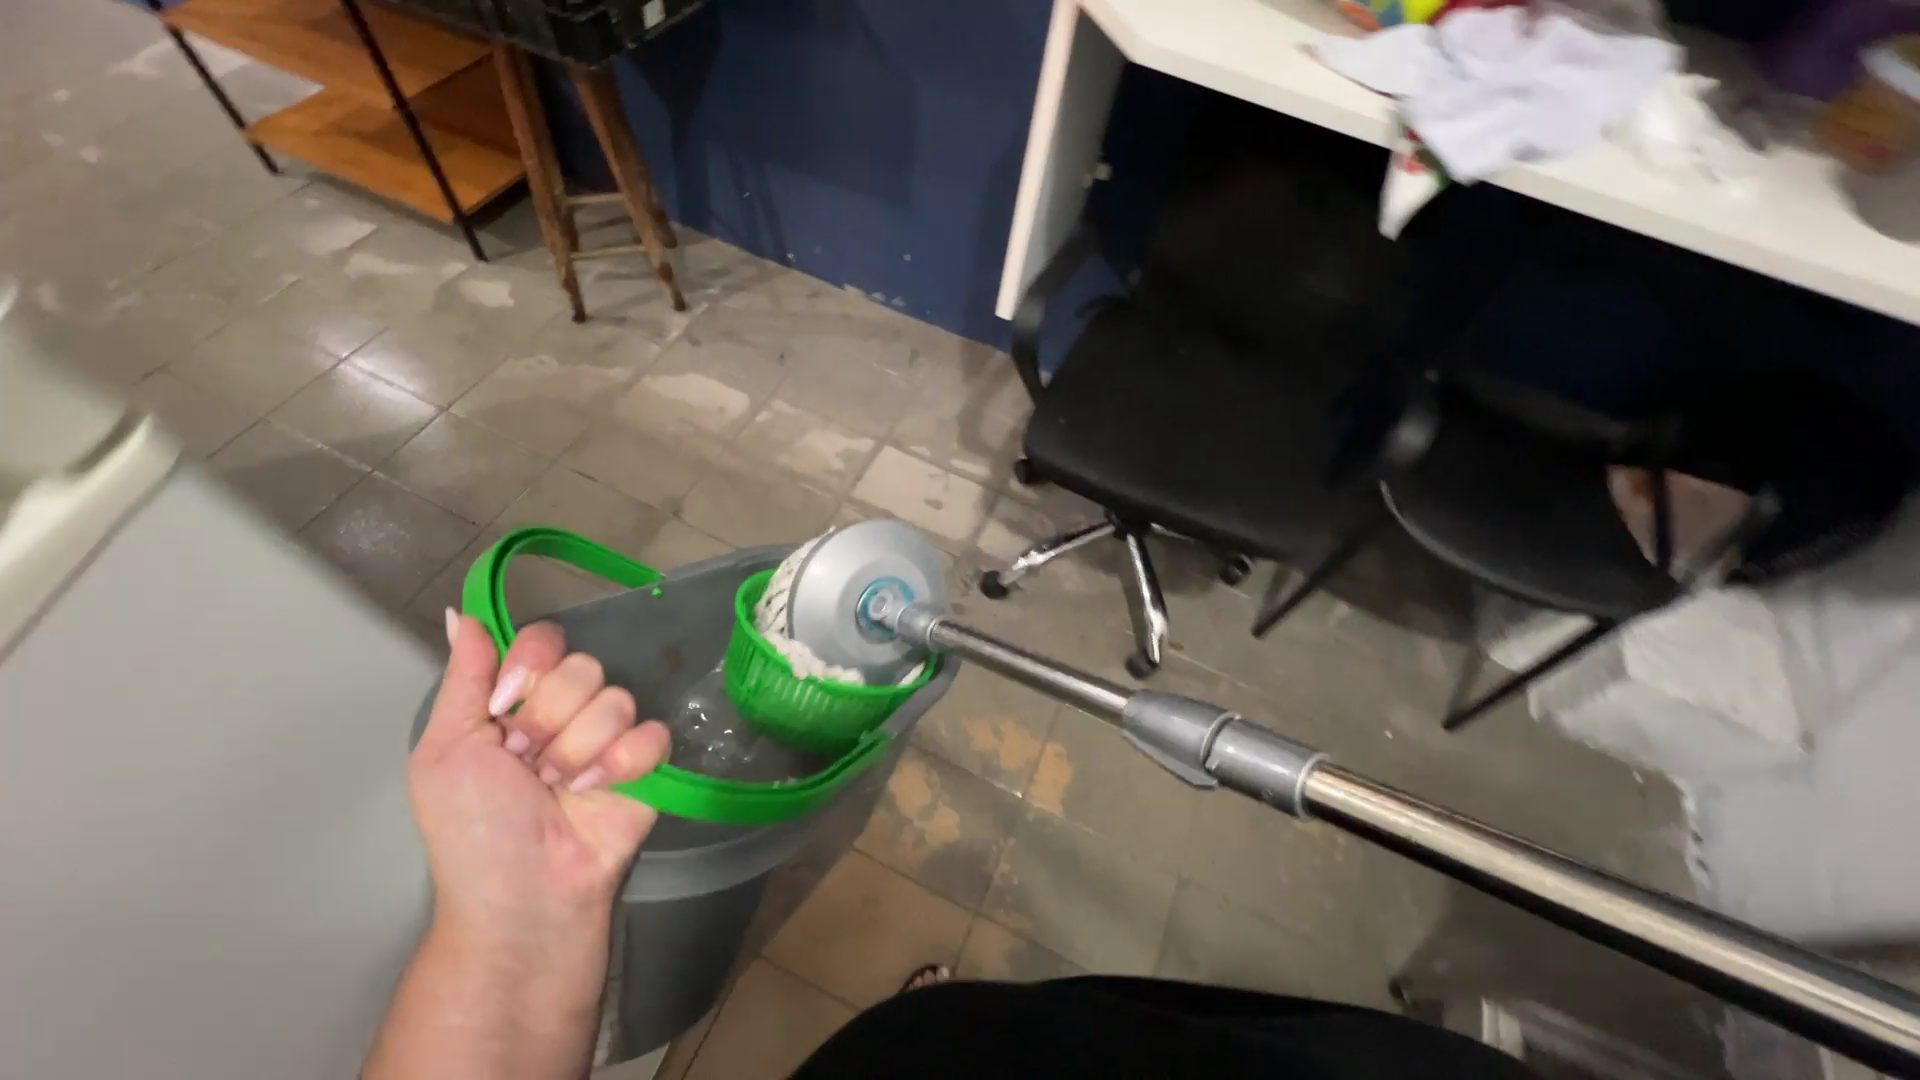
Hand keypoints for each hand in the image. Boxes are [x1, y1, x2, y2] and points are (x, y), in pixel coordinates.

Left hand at [366, 613, 670, 1079]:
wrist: (526, 893)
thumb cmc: (473, 829)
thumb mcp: (446, 753)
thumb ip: (465, 679)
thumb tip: (460, 612)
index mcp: (518, 701)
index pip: (543, 641)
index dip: (531, 668)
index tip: (506, 709)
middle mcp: (566, 710)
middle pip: (584, 667)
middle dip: (550, 721)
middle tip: (529, 764)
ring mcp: (610, 735)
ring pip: (617, 699)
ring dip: (581, 750)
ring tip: (562, 788)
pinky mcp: (647, 763)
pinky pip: (653, 733)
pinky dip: (624, 764)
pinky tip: (599, 791)